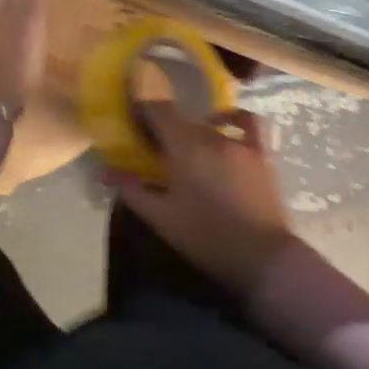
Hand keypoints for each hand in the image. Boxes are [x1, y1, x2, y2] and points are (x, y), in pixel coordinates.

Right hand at [107, 103, 294, 296]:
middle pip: (181, 118)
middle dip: (163, 127)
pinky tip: (222, 125)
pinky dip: (232, 118)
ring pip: (207, 126)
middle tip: (153, 148)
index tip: (131, 123)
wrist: (264, 259)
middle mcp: (210, 136)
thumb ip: (131, 189)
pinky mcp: (260, 154)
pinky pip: (248, 123)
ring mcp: (239, 143)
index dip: (142, 110)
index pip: (157, 109)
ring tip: (185, 149)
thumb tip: (104, 171)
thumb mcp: (161, 217)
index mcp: (184, 146)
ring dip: (191, 132)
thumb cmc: (206, 237)